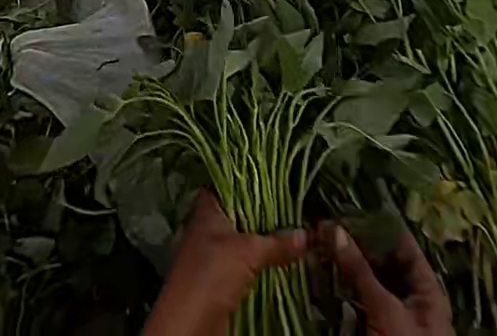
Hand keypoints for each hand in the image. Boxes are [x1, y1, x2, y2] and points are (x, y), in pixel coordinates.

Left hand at [142, 190, 309, 335]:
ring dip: (260, 241)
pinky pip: (240, 264)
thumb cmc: (212, 272)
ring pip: (239, 240)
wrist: (191, 324)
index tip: (267, 176)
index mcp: (206, 211)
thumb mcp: (249, 252)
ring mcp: (209, 255)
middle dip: (259, 213)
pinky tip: (276, 262)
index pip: (222, 184)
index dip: (241, 178)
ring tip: (289, 233)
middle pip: (234, 213)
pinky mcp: (216, 280)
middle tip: (288, 207)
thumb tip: (305, 235)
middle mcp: (205, 228)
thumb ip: (276, 243)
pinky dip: (256, 263)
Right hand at [322, 223, 452, 335]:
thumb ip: (359, 269)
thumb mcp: (385, 310)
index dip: (376, 222)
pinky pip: (358, 301)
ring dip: (344, 264)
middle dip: (355, 242)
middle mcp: (411, 297)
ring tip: (317, 243)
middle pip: (382, 260)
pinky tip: (320, 273)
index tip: (346, 203)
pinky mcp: (375, 331)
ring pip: (368, 279)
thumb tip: (332, 227)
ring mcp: (393, 315)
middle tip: (324, 224)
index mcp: (427, 289)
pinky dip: (341, 287)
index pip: (402, 242)